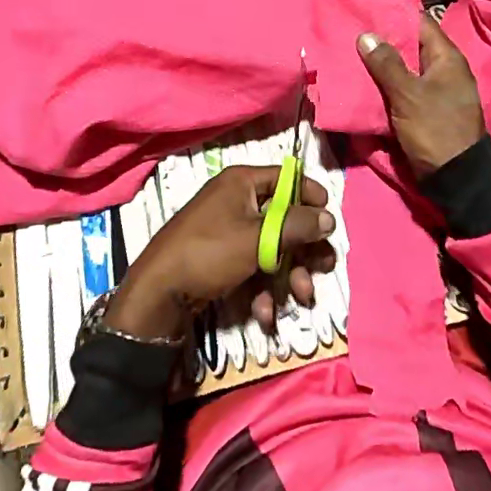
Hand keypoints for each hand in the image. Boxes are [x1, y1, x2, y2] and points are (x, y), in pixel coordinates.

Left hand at [107, 166, 335, 341]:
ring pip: (272, 248)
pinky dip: (262, 289)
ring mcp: (229, 231)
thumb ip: (297, 226)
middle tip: (323, 267)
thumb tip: (329, 217)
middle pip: (284, 218)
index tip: (329, 220)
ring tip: (301, 295)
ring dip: (289, 274)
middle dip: (304, 247)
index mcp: (242, 182)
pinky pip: (253, 267)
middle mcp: (236, 201)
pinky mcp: (223, 259)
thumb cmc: (211, 251)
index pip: (286, 178)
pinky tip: (265, 312)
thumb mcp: (258, 237)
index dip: (310, 195)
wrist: (161, 290)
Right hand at [357, 12, 485, 177]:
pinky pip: (404, 87)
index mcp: (447, 59)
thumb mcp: (407, 94)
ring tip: (353, 51)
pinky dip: (387, 82)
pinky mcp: (426, 107)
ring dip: (383, 62)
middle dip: (384, 39)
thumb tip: (366, 35)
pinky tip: (364, 80)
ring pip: (405, 67)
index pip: (420, 24)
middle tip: (353, 29)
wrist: (454, 176)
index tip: (367, 9)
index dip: (394, 15)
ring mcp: (436, 89)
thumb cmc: (434, 128)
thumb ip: (386, 64)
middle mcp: (444, 69)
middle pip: (411, 45)